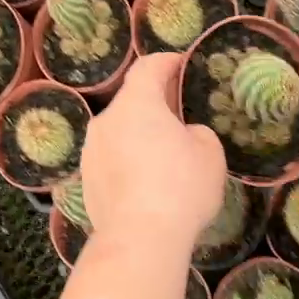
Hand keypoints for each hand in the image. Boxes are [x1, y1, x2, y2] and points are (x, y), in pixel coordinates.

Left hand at [47, 54, 223, 298]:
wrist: (141, 237)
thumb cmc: (181, 188)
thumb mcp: (210, 157)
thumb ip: (200, 135)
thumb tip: (189, 134)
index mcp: (138, 103)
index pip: (150, 68)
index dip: (167, 62)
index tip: (181, 62)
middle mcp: (107, 120)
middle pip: (132, 104)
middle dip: (155, 109)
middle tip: (178, 121)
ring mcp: (91, 152)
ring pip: (120, 136)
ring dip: (140, 142)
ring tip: (163, 161)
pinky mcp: (87, 182)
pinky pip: (114, 165)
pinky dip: (130, 169)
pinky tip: (148, 189)